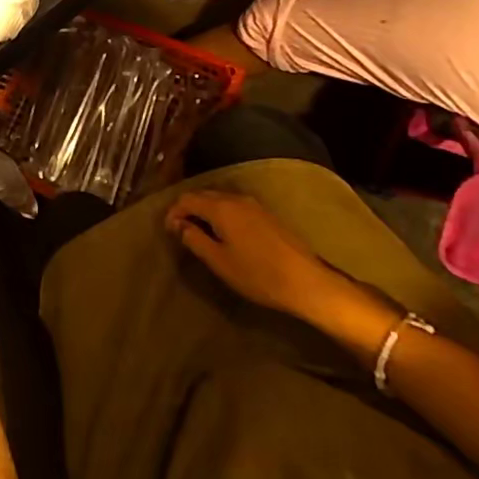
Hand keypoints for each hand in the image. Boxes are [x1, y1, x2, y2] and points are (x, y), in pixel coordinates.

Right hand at [167, 191, 398, 358]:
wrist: (309, 283)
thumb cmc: (259, 274)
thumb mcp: (219, 261)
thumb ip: (194, 239)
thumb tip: (178, 225)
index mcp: (220, 207)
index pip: (186, 199)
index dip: (172, 212)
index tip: (168, 231)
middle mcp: (236, 199)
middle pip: (202, 195)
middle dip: (188, 209)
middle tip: (181, 230)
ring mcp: (255, 205)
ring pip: (220, 199)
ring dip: (206, 211)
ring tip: (201, 232)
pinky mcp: (268, 215)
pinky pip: (235, 206)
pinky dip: (222, 214)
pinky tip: (226, 233)